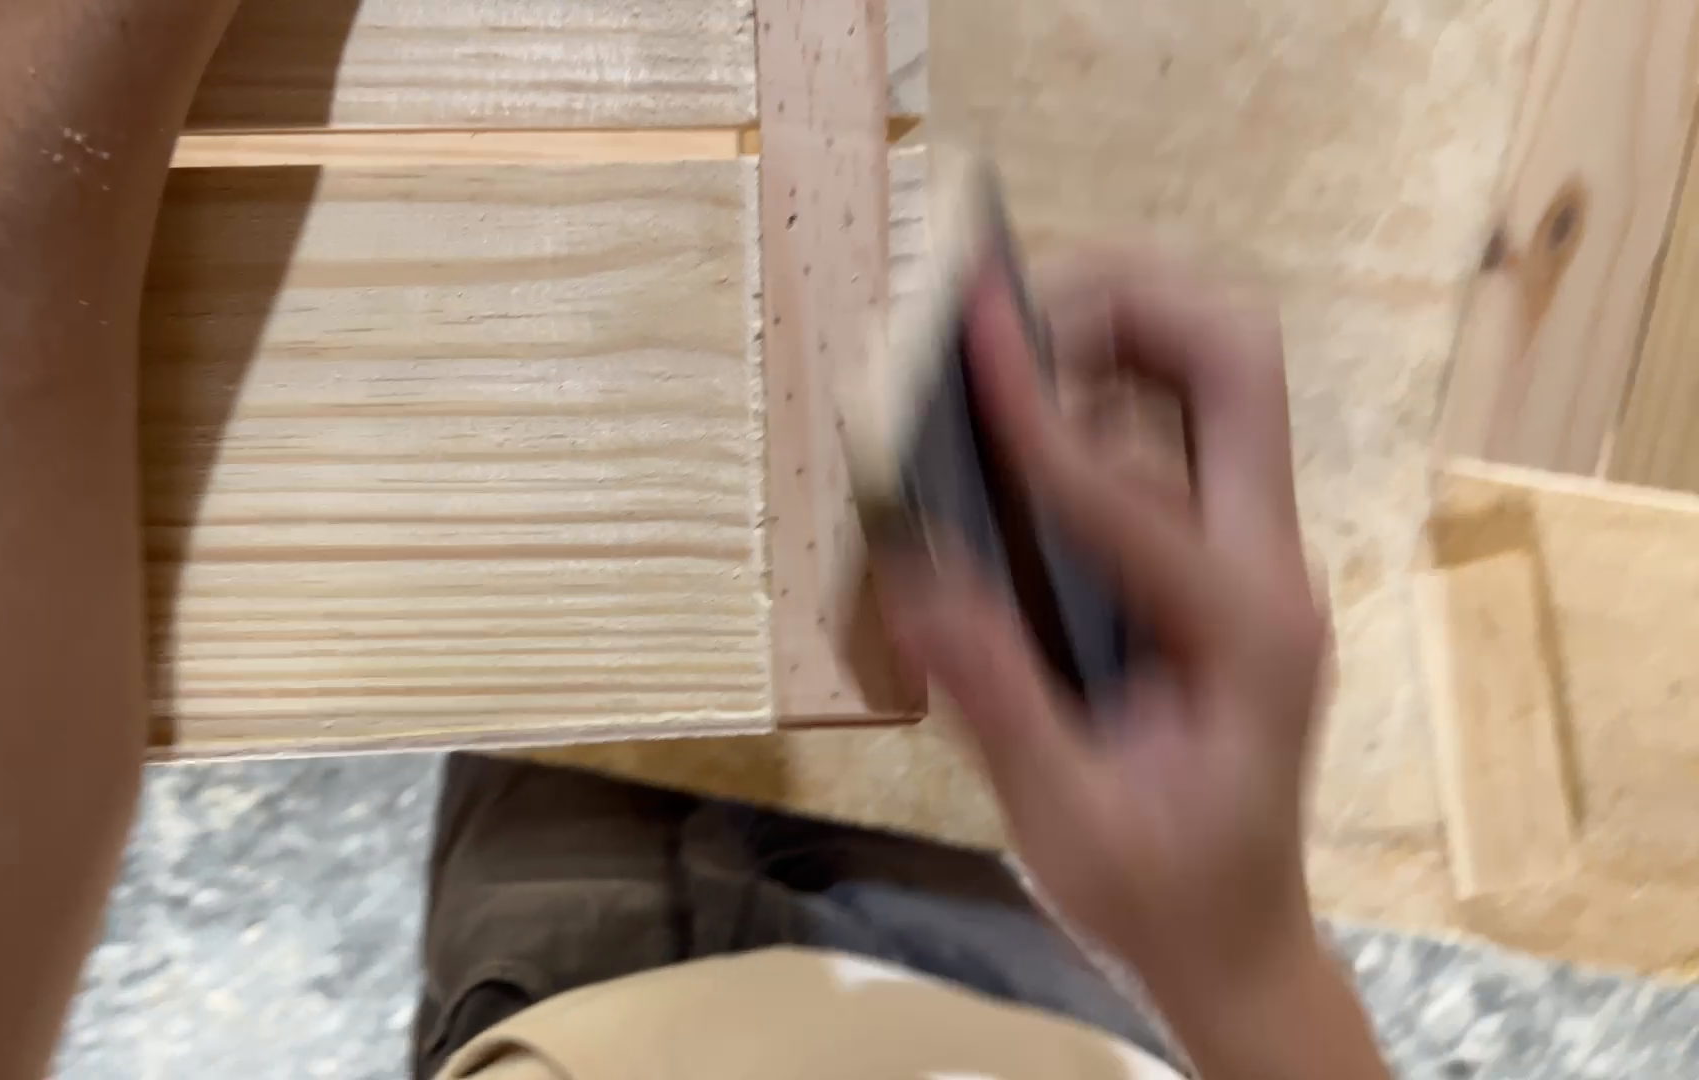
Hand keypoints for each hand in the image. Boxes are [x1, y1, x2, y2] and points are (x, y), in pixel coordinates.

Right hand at [874, 252, 1330, 1004]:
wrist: (1228, 934)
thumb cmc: (1156, 890)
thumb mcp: (1065, 816)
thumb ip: (994, 696)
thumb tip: (909, 577)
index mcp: (1242, 631)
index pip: (1124, 487)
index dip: (1032, 411)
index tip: (965, 339)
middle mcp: (1260, 565)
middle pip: (1232, 367)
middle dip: (1125, 307)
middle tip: (1011, 312)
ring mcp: (1239, 554)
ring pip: (1208, 377)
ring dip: (1114, 329)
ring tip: (1006, 340)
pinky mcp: (1201, 560)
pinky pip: (1160, 431)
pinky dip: (1092, 390)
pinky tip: (1017, 419)